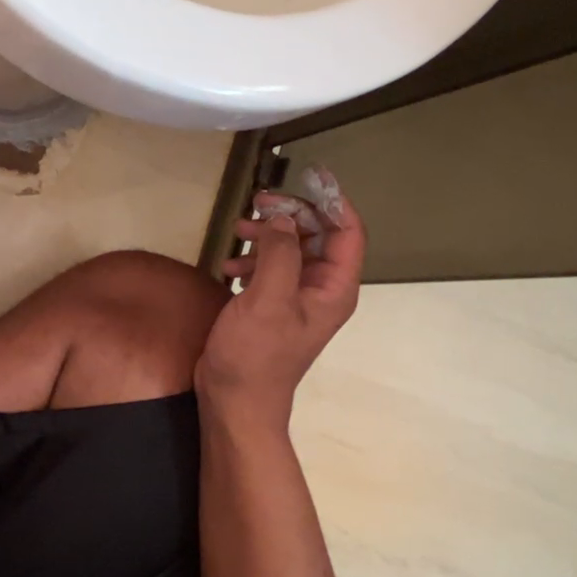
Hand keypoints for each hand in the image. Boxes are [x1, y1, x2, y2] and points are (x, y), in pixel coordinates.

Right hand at [195, 170, 365, 415]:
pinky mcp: (272, 308)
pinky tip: (229, 264)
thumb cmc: (255, 355)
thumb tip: (282, 217)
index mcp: (333, 288)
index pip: (347, 231)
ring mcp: (296, 300)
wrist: (236, 403)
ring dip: (267, 235)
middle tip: (256, 202)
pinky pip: (271, 269)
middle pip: (317, 235)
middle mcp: (321, 290)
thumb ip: (279, 254)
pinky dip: (253, 258)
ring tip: (236, 232)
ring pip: (291, 249)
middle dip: (290, 214)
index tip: (307, 174)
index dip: (332, 200)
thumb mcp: (267, 300)